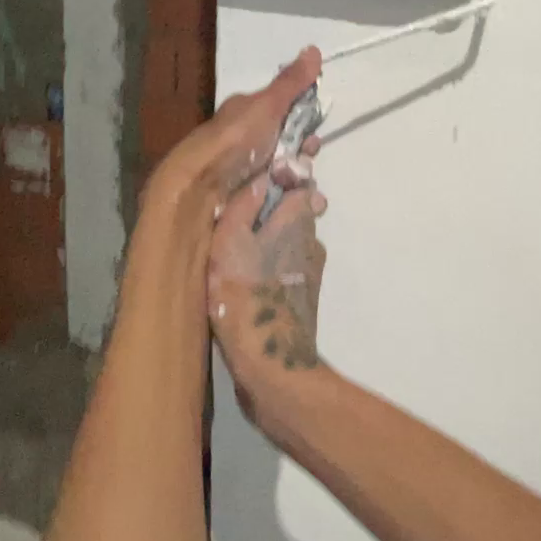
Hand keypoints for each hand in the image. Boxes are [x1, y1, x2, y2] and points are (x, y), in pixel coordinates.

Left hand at [137, 46, 322, 238]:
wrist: (201, 187)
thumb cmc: (233, 139)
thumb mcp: (264, 105)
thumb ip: (291, 82)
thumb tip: (314, 48)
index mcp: (250, 116)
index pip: (287, 114)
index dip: (306, 121)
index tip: (313, 131)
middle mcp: (252, 143)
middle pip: (294, 146)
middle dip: (304, 152)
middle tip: (303, 156)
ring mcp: (253, 174)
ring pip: (293, 174)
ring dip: (300, 177)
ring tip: (292, 179)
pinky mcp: (254, 202)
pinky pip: (285, 200)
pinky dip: (294, 201)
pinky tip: (295, 200)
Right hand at [208, 169, 329, 419]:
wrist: (270, 366)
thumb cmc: (244, 296)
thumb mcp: (229, 242)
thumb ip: (243, 206)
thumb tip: (260, 177)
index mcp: (296, 221)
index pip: (301, 183)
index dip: (286, 174)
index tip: (264, 175)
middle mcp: (310, 242)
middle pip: (298, 211)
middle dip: (275, 207)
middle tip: (240, 213)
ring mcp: (310, 272)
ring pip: (293, 240)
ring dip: (273, 238)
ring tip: (239, 247)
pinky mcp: (303, 298)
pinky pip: (288, 267)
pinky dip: (272, 264)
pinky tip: (248, 276)